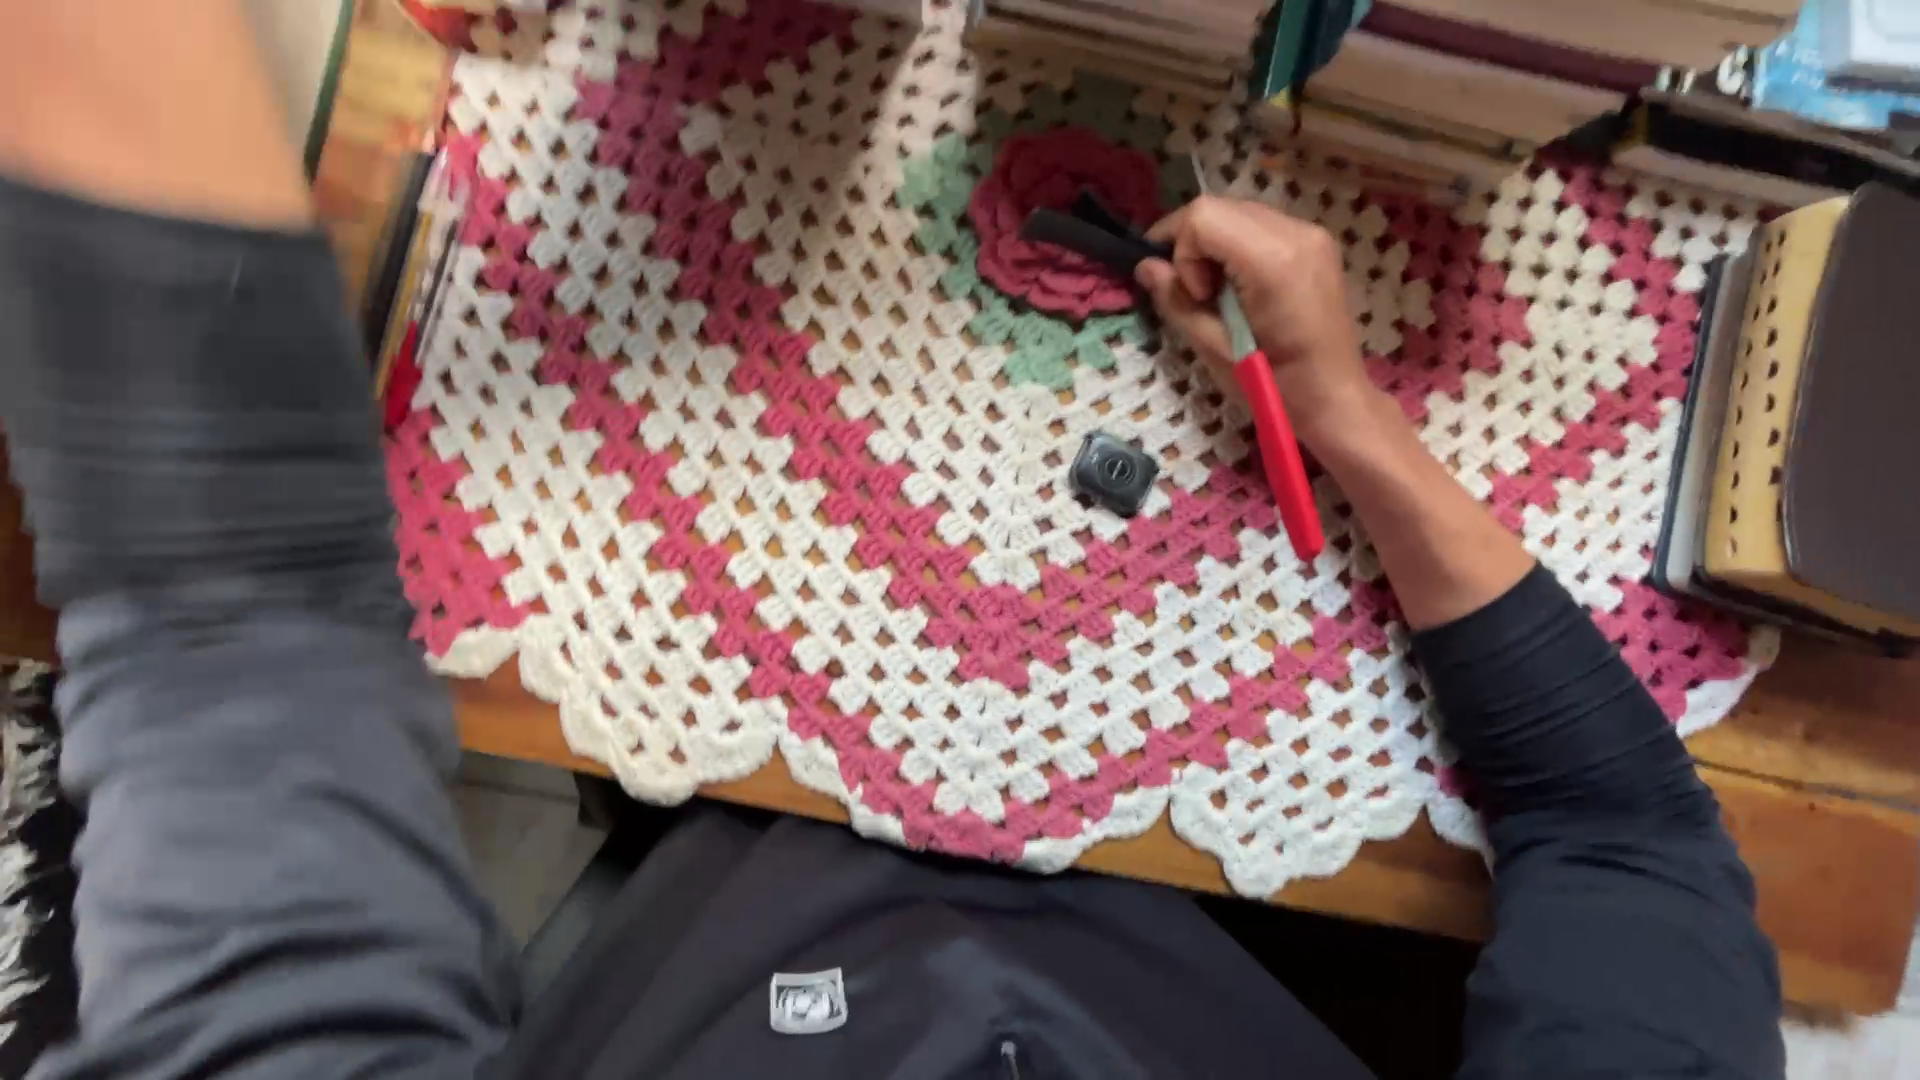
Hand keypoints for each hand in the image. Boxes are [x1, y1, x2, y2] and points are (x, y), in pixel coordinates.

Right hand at [1136, 196, 1380, 452]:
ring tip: (1218, 293)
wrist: (1332, 397)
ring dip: (1212, 246)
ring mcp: (1310, 233)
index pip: (1203, 217)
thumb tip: (1145, 267)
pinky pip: (1258, 227)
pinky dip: (1236, 248)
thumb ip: (1177, 301)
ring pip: (1236, 213)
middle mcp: (1296, 232)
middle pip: (1218, 207)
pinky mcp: (1315, 243)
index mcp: (1272, 261)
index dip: (1181, 252)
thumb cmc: (1273, 386)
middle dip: (1191, 245)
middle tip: (1196, 294)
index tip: (1194, 296)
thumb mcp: (1214, 351)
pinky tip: (1241, 288)